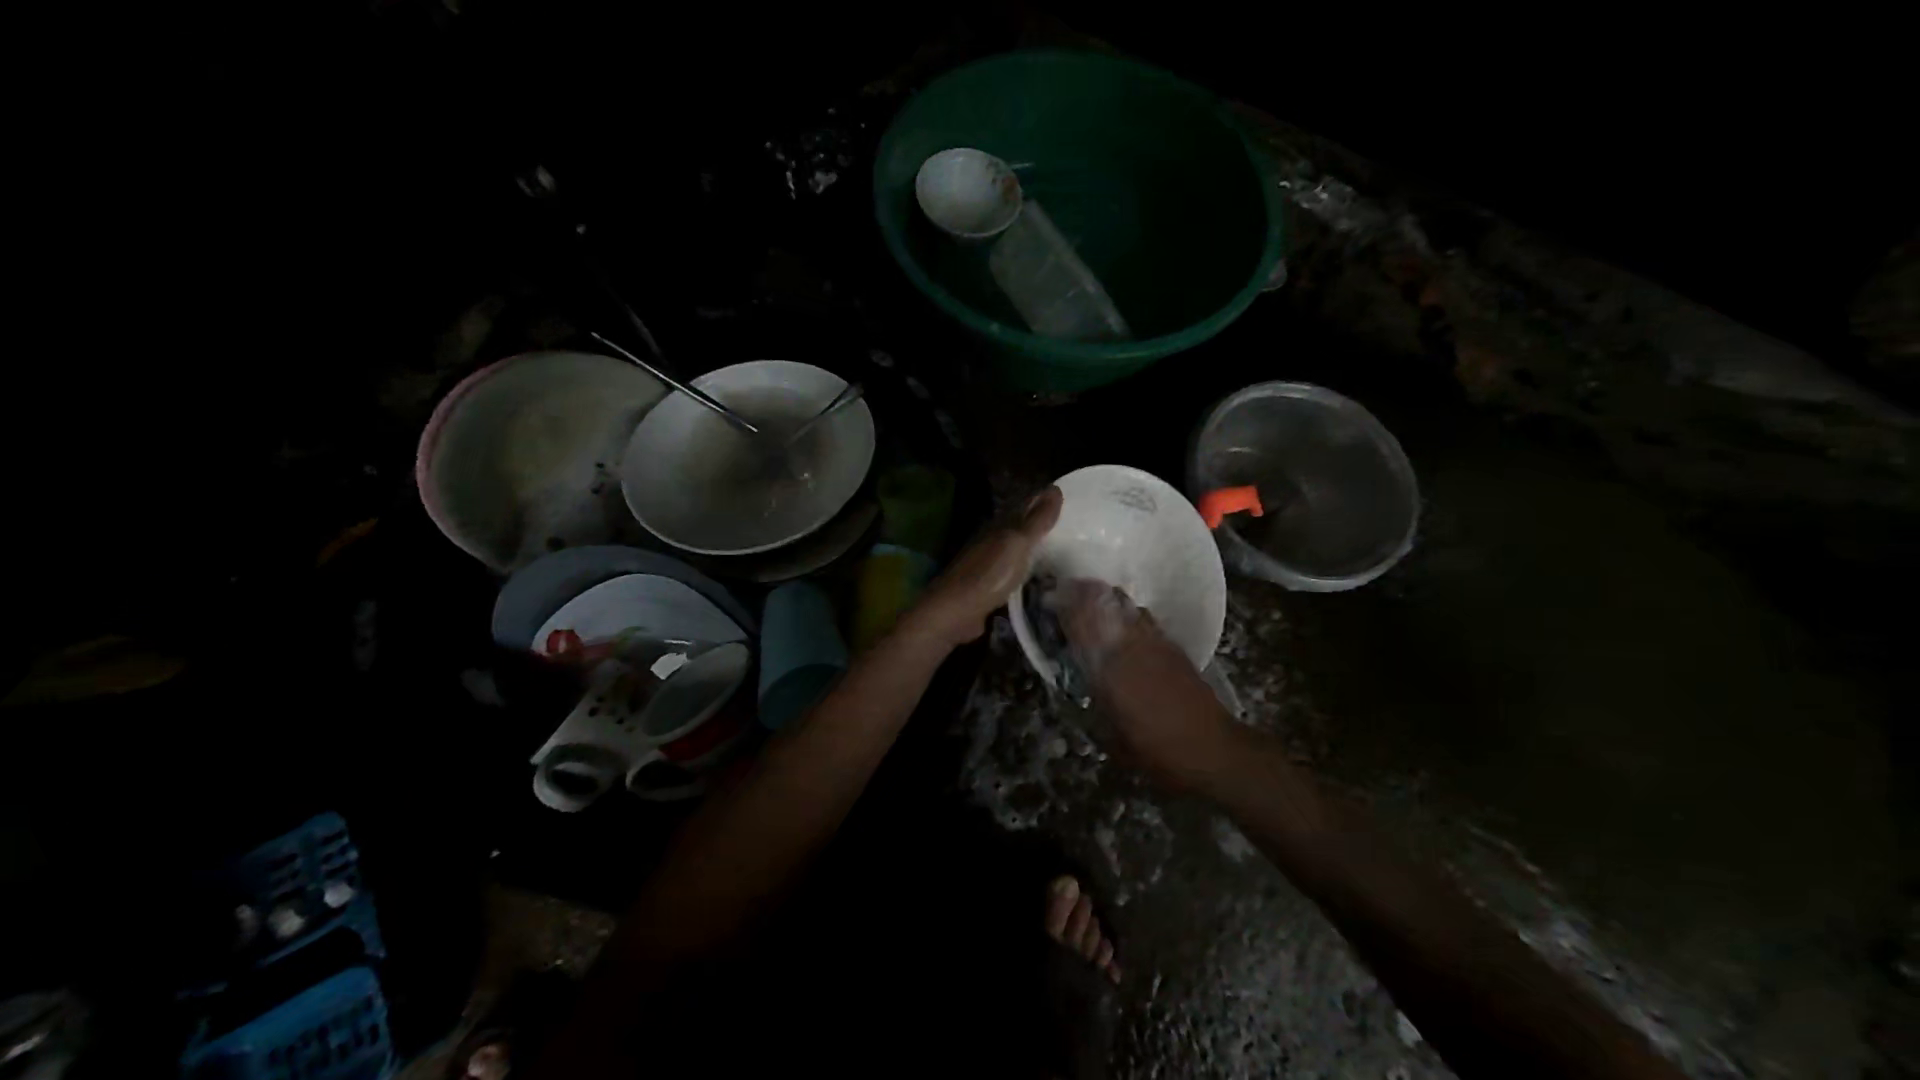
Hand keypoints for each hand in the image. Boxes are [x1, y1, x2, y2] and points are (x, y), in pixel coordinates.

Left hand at [903, 487, 1062, 648]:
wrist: (956, 611)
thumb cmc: (989, 574)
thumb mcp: (1017, 544)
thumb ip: (1036, 520)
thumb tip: (1055, 489)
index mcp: (1000, 525)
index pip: (1026, 504)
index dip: (1046, 499)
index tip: (1070, 497)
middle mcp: (994, 539)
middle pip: (1022, 526)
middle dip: (1044, 522)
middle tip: (1074, 524)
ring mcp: (991, 563)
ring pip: (1019, 548)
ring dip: (1038, 546)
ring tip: (1066, 549)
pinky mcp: (991, 585)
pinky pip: (1016, 571)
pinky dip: (1030, 569)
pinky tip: (1044, 576)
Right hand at [1054, 579, 1237, 788]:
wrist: (1213, 749)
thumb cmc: (1157, 751)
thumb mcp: (1111, 737)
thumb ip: (1093, 703)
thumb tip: (1080, 682)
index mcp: (1109, 669)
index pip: (1080, 626)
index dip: (1063, 607)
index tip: (1048, 596)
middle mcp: (1130, 647)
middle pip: (1103, 606)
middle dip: (1082, 592)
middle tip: (1065, 587)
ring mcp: (1154, 643)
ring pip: (1125, 606)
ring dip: (1105, 596)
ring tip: (1090, 593)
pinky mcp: (1172, 646)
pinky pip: (1143, 617)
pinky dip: (1128, 609)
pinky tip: (1123, 614)